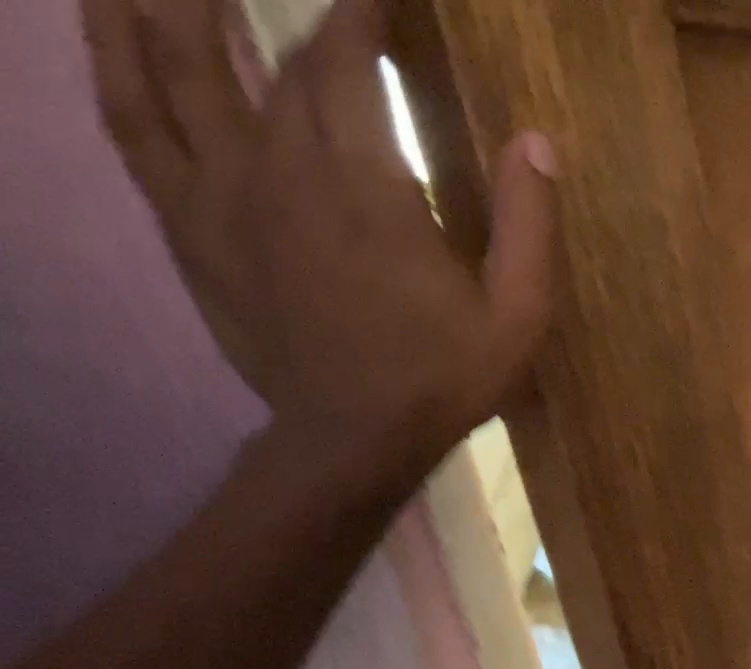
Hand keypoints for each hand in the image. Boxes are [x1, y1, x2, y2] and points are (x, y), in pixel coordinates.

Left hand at [83, 0, 556, 471]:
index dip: (357, 19)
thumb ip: (529, 226)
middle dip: (282, 12)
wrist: (352, 436)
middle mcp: (279, 175)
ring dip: (169, 8)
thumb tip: (535, 139)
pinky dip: (112, 63)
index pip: (346, 72)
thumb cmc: (445, 375)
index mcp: (365, 193)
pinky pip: (132, 126)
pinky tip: (107, 20)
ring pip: (172, 73)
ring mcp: (219, 197)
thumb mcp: (519, 314)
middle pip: (268, 65)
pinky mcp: (187, 225)